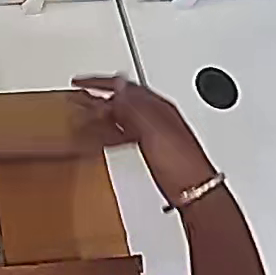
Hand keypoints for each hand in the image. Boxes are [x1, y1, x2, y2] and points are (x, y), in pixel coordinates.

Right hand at [74, 75, 219, 205]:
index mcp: (157, 106)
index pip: (123, 85)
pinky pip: (125, 133)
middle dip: (98, 96)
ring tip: (86, 114)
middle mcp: (156, 116)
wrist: (195, 192)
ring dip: (103, 113)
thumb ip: (133, 107)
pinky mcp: (152, 147)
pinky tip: (104, 137)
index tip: (80, 82)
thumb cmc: (182, 164)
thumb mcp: (153, 131)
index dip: (99, 82)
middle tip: (79, 96)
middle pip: (122, 99)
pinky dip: (111, 131)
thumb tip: (118, 85)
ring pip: (122, 116)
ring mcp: (154, 132)